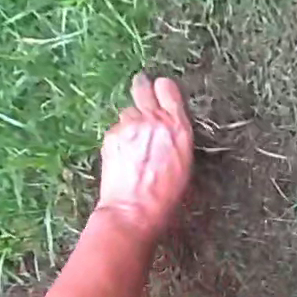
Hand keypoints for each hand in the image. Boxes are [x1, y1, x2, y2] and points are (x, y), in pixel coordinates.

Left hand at [93, 73, 193, 239]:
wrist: (134, 210)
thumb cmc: (165, 197)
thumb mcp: (184, 165)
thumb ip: (176, 138)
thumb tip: (169, 131)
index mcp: (178, 127)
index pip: (168, 88)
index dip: (163, 90)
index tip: (161, 94)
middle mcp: (153, 120)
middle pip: (143, 86)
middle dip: (142, 89)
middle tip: (142, 97)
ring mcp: (129, 126)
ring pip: (128, 112)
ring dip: (131, 122)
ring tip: (134, 145)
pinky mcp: (111, 135)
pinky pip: (116, 129)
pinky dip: (120, 138)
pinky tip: (124, 157)